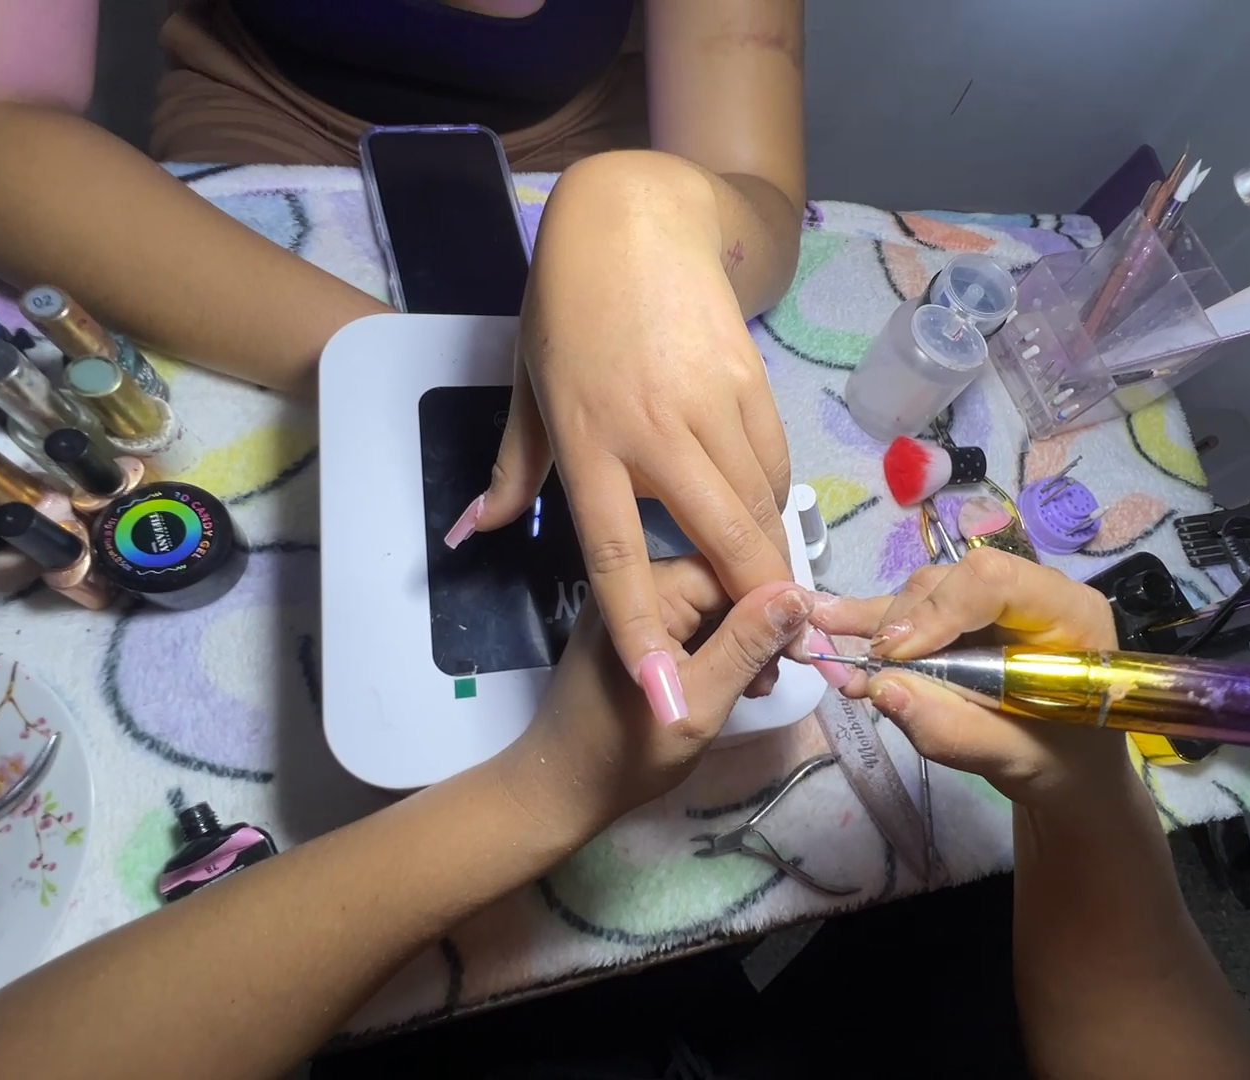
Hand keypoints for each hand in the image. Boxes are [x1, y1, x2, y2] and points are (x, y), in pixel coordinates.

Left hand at [449, 153, 794, 724]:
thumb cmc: (569, 309)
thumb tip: (474, 531)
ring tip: (773, 588)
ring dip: (769, 553)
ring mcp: (711, 406)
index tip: (665, 698)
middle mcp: (655, 434)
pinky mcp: (752, 382)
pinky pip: (773, 460)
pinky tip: (765, 510)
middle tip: (775, 648)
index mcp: (588, 445)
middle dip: (755, 604)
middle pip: (720, 539)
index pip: (616, 560)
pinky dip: (773, 497)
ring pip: (758, 503)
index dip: (640, 636)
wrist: (636, 221)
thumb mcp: (529, 385)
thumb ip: (512, 468)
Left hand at [497, 558, 813, 833]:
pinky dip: (721, 649)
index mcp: (642, 589)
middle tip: (775, 677)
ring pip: (713, 604)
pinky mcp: (636, 627)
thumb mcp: (699, 703)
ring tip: (757, 687)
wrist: (561, 790)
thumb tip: (800, 593)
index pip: (727, 567)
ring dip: (745, 641)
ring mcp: (632, 603)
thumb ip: (748, 645)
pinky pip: (693, 621)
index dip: (773, 603)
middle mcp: (634, 581)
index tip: (804, 650)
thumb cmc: (626, 756)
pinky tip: (735, 682)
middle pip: (721, 582)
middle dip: (759, 626)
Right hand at [810, 549, 1132, 806]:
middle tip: (871, 672)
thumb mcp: (1015, 757)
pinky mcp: (959, 616)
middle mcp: (1026, 592)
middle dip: (902, 625)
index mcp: (1064, 613)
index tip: (896, 657)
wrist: (1067, 771)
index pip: (992, 580)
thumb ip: (952, 728)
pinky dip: (869, 620)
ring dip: (880, 628)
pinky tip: (829, 618)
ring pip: (920, 593)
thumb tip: (879, 688)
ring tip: (845, 662)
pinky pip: (910, 609)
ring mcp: (989, 601)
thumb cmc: (1060, 763)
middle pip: (948, 583)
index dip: (937, 611)